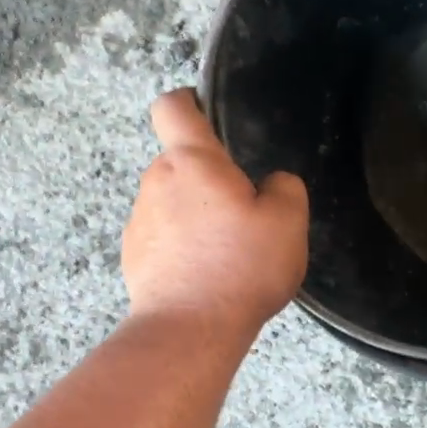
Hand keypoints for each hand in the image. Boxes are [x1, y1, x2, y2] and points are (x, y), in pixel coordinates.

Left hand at [122, 90, 308, 336]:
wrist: (191, 326)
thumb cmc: (243, 265)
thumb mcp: (289, 221)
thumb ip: (285, 189)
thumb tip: (273, 182)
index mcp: (193, 164)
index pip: (174, 108)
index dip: (190, 101)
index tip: (209, 110)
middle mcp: (157, 182)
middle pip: (183, 162)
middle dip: (214, 178)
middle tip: (252, 211)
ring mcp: (141, 219)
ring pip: (177, 200)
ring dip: (203, 214)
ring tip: (237, 250)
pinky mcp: (137, 253)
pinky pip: (169, 234)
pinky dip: (191, 244)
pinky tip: (217, 272)